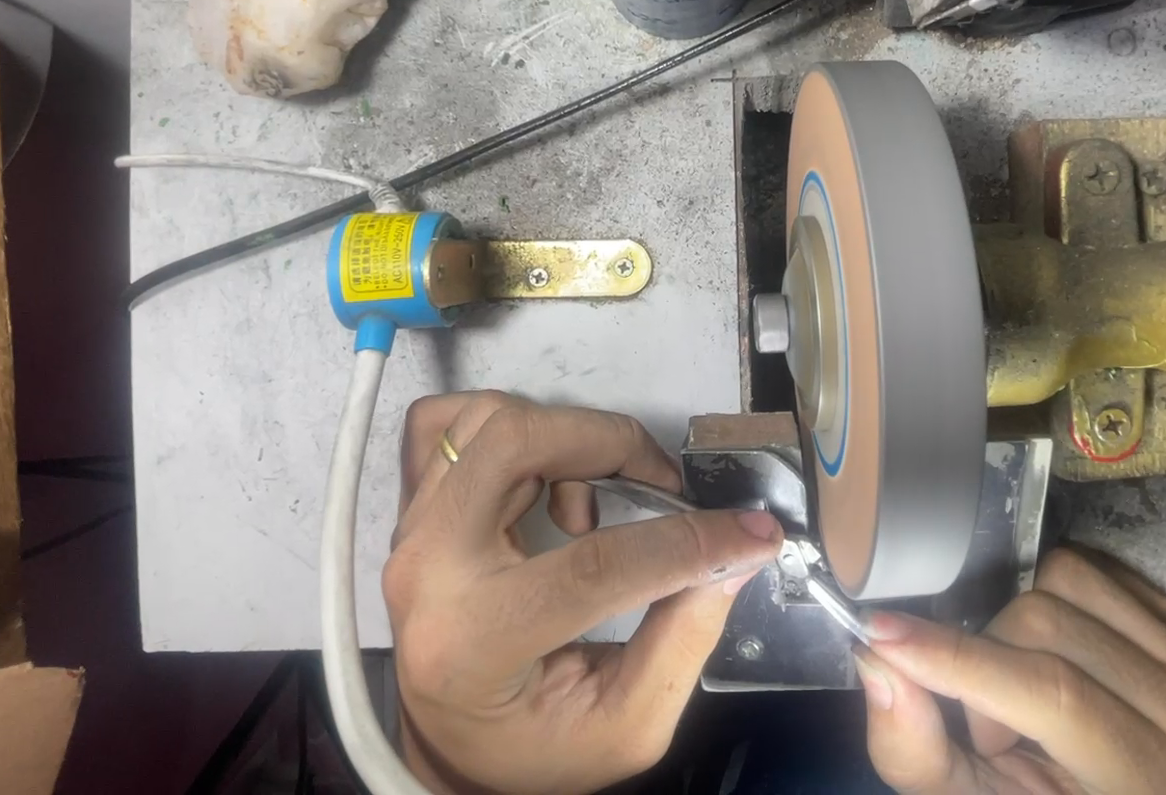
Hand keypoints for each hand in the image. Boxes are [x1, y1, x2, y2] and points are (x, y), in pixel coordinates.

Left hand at [383, 392, 784, 794]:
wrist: (454, 744)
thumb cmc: (539, 744)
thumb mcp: (627, 724)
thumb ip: (685, 636)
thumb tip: (742, 547)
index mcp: (476, 643)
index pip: (594, 567)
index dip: (687, 540)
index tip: (752, 530)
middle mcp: (428, 571)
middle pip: (516, 442)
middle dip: (610, 443)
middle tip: (661, 482)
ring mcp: (413, 529)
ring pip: (489, 420)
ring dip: (563, 441)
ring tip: (590, 506)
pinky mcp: (414, 506)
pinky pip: (449, 421)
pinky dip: (509, 427)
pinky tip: (541, 476)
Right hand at [854, 547, 1165, 794]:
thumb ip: (917, 755)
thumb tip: (878, 663)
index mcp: (1148, 786)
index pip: (1052, 695)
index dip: (959, 659)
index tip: (879, 632)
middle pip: (1047, 622)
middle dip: (983, 657)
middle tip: (986, 718)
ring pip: (1067, 575)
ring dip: (1013, 619)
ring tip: (1020, 683)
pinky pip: (1092, 563)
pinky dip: (1047, 589)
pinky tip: (1051, 646)